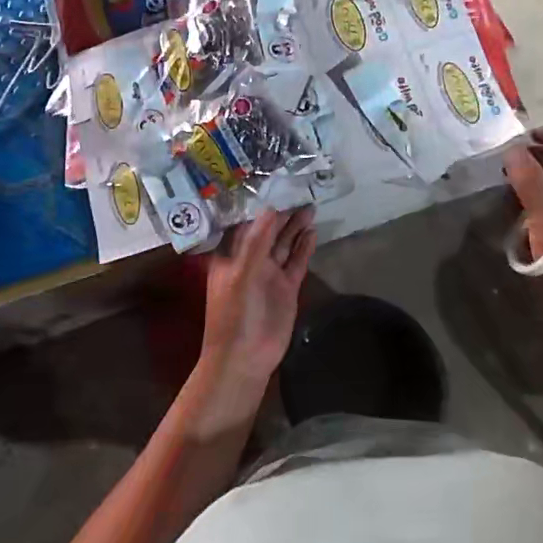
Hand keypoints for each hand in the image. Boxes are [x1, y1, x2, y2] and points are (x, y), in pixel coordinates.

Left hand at [201, 205, 315, 387]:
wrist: (245, 356)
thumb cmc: (234, 314)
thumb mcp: (242, 274)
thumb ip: (255, 243)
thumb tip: (269, 210)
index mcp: (230, 256)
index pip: (244, 225)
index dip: (258, 208)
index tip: (272, 186)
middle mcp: (249, 261)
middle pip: (267, 231)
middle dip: (281, 214)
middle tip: (299, 192)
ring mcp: (269, 274)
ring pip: (283, 244)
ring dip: (294, 228)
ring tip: (309, 206)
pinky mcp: (286, 288)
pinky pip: (295, 262)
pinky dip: (303, 248)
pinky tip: (312, 232)